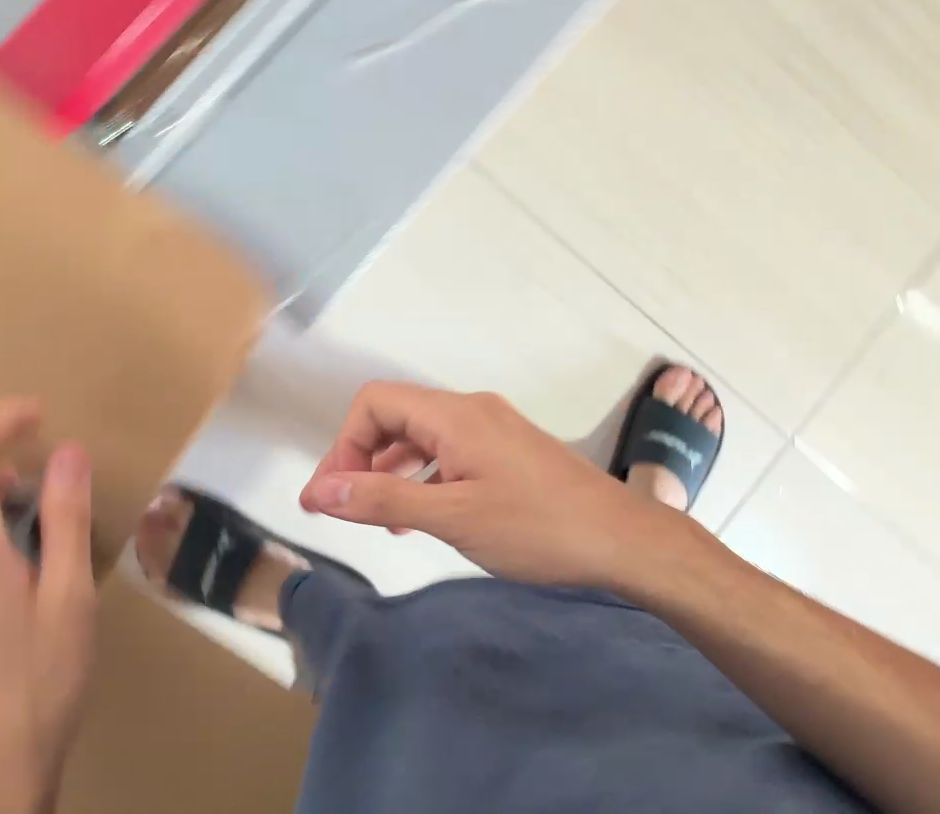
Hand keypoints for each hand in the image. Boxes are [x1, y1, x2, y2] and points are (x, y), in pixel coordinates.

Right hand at [297, 382, 699, 588]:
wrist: (621, 538)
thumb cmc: (537, 528)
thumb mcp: (452, 517)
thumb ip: (383, 500)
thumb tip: (318, 490)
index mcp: (454, 415)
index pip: (375, 402)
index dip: (343, 445)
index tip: (334, 498)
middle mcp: (472, 410)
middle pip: (396, 416)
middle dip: (362, 459)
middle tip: (347, 511)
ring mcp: (494, 428)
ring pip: (423, 436)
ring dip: (392, 471)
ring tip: (383, 521)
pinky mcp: (510, 451)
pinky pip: (451, 451)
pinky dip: (425, 476)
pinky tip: (424, 516)